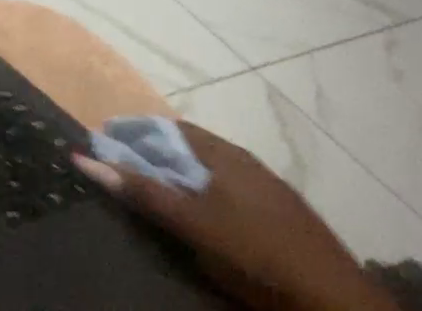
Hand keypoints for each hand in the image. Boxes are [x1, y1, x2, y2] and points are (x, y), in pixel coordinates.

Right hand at [75, 122, 397, 310]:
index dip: (134, 132)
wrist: (337, 304)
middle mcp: (246, 162)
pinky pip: (229, 194)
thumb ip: (141, 191)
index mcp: (225, 153)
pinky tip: (199, 218)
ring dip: (179, 177)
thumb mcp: (191, 223)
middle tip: (120, 171)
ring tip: (152, 195)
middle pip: (189, 149)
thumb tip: (84, 157)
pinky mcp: (282, 219)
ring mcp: (268, 190)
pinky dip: (203, 196)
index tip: (104, 142)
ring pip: (211, 172)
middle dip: (153, 155)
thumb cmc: (256, 253)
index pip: (169, 127)